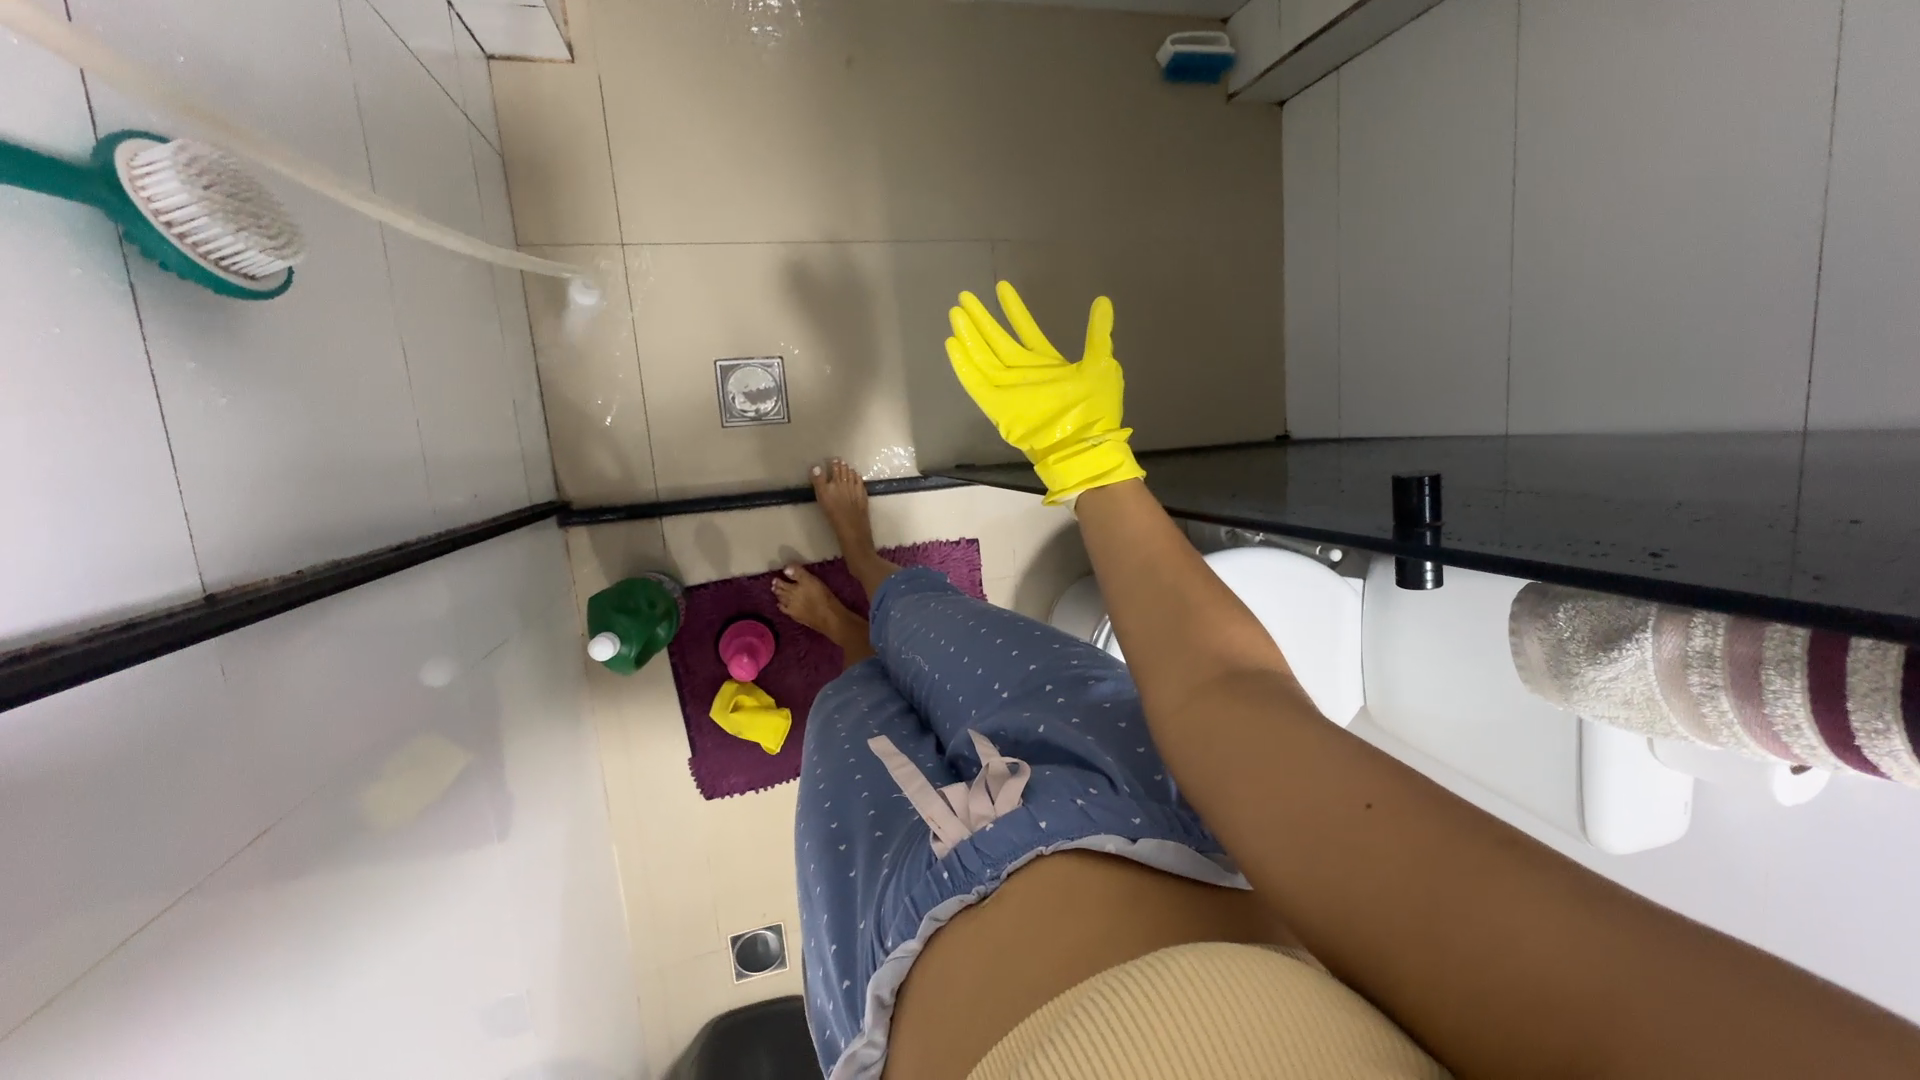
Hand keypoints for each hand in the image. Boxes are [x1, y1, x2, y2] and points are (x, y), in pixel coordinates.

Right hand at [945, 281, 1145, 504]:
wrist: (1083, 446)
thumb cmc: (1094, 411)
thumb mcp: (1102, 366)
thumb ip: (1098, 335)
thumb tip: (1103, 302)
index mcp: (1046, 364)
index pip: (1025, 331)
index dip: (1014, 310)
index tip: (1003, 288)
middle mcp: (1023, 374)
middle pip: (996, 341)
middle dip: (981, 319)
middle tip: (965, 297)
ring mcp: (1008, 390)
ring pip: (982, 357)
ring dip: (969, 335)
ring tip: (955, 313)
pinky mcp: (997, 406)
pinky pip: (975, 383)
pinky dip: (963, 365)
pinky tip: (952, 344)